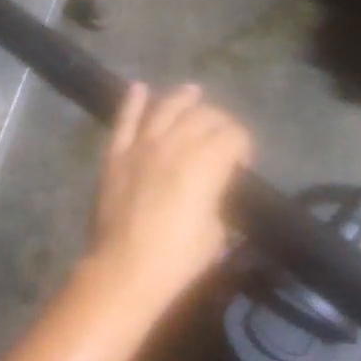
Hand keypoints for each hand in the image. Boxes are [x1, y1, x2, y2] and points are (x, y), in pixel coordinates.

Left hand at [86, 83, 252, 311]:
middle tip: (224, 136)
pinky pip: (125, 122)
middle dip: (220, 122)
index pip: (235, 135)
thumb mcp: (217, 234)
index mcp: (207, 163)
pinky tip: (139, 88)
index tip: (244, 163)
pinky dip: (133, 102)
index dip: (244, 145)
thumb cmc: (178, 260)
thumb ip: (219, 202)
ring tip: (193, 92)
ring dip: (183, 99)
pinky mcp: (116, 156)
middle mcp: (176, 144)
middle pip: (205, 116)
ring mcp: (142, 147)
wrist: (123, 271)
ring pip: (166, 109)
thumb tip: (216, 192)